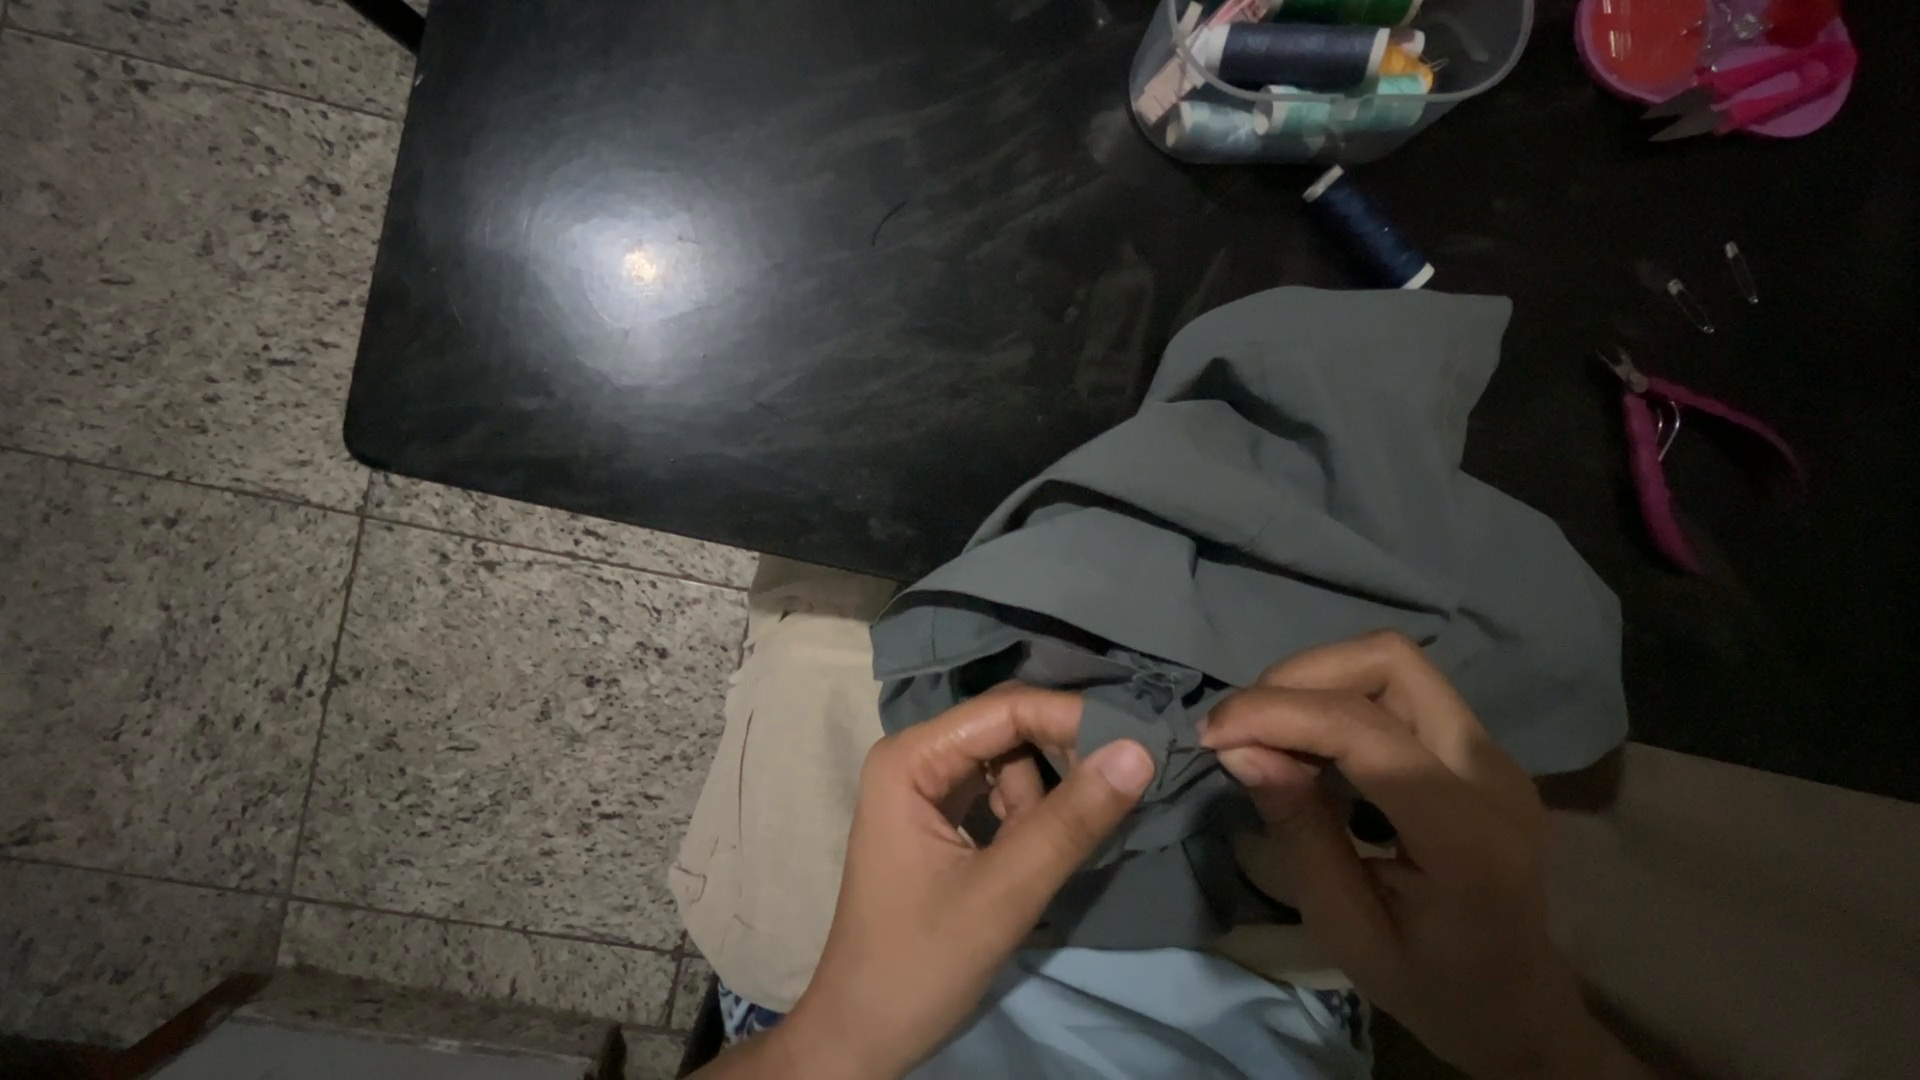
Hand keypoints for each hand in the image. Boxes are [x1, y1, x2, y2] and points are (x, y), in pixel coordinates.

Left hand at [745, 687, 1154, 1078]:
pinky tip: (1036, 851)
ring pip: (1010, 759)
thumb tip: (1140, 750)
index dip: (1072, 718)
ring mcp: (926, 784)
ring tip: (1051, 850)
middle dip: (1062, 753)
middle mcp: (915, 755)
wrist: (864, 1033)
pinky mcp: (941, 814)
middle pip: (1007, 726)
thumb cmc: (919, 963)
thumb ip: (1069, 822)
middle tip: (1119, 785)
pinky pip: (1000, 790)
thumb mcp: (1002, 894)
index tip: (1139, 742)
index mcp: (910, 757)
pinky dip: (1031, 814)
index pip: (1004, 708)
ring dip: (1045, 796)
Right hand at [1200, 631, 1645, 1079]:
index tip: (1211, 735)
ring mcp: (1488, 750)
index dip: (1276, 714)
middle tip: (1245, 726)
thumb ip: (1297, 830)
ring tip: (1269, 728)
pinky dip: (1334, 691)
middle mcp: (1488, 770)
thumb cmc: (1429, 982)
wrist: (1518, 1005)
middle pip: (1388, 661)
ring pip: (1390, 659)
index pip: (1364, 729)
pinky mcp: (1472, 743)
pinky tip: (1305, 737)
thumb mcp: (1345, 928)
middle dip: (1298, 677)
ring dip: (1314, 678)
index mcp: (1466, 834)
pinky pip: (1394, 684)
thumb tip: (1239, 748)